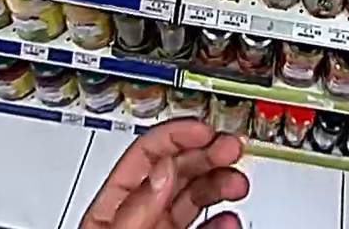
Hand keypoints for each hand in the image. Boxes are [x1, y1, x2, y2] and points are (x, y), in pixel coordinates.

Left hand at [79, 120, 249, 228]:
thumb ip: (136, 207)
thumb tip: (164, 167)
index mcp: (110, 210)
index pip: (147, 152)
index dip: (178, 133)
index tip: (205, 128)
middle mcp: (138, 217)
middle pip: (179, 169)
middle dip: (209, 153)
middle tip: (232, 146)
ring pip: (195, 197)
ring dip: (221, 183)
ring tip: (238, 183)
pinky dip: (221, 221)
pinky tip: (229, 219)